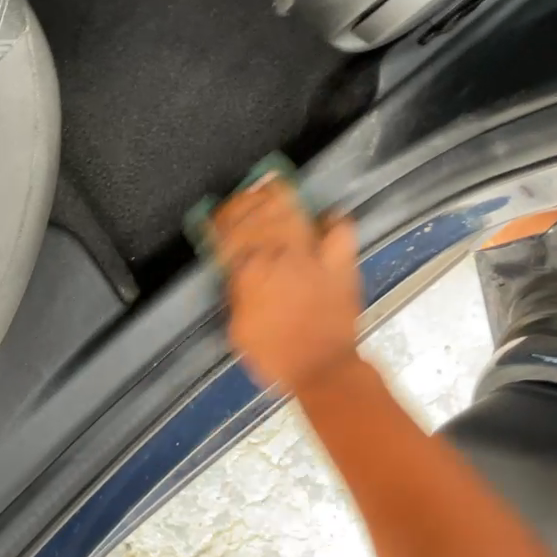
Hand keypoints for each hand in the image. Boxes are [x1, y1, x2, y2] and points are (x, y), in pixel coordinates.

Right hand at [212, 176, 362, 391]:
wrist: (321, 369)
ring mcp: (312, 257)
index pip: (229, 234)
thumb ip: (236, 294)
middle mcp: (279, 257)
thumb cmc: (275, 356)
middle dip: (247, 200)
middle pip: (260, 215)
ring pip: (294, 213)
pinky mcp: (340, 263)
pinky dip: (331, 220)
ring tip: (272, 187)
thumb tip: (236, 273)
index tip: (215, 214)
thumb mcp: (238, 329)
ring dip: (280, 198)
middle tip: (242, 195)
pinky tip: (324, 219)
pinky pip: (340, 229)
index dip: (221, 219)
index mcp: (249, 273)